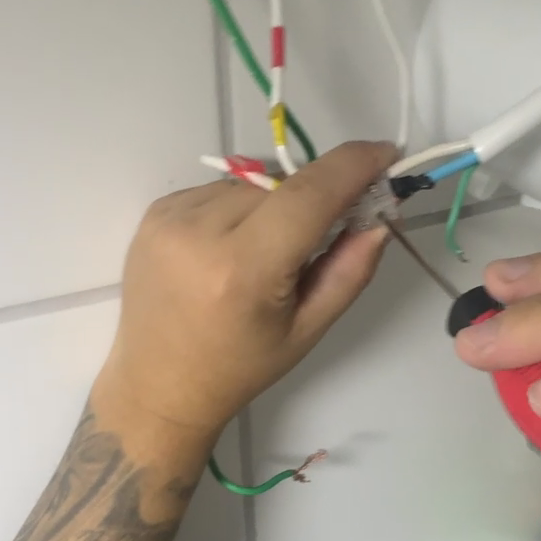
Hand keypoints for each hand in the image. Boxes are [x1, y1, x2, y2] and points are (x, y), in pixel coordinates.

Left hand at [95, 142, 399, 442]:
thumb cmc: (239, 369)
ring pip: (250, 183)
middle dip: (314, 197)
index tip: (385, 155)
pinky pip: (217, 190)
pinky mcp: (154, 212)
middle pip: (281, 184)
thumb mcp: (306, 332)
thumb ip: (348, 273)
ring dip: (275, 204)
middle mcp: (201, 232)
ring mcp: (171, 218)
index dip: (353, 167)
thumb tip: (378, 219)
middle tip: (327, 231)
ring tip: (268, 253)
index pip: (309, 194)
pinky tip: (233, 249)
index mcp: (243, 271)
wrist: (160, 385)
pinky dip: (240, 208)